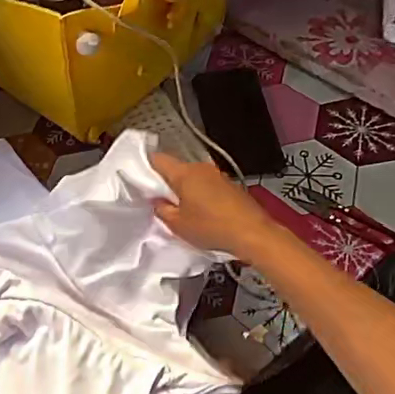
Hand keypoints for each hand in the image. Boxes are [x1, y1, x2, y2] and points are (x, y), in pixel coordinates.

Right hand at [149, 151, 289, 258]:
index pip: (158, 159)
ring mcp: (218, 175)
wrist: (253, 234)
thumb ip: (161, 209)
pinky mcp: (230, 185)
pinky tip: (201, 212)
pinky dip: (200, 194)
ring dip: (185, 189)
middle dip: (166, 182)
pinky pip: (207, 184)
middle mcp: (201, 168)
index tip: (141, 181)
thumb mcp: (177, 224)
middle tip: (160, 201)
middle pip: (176, 168)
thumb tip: (158, 201)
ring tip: (182, 210)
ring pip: (192, 177)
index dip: (146, 167)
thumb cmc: (211, 228)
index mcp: (184, 173)